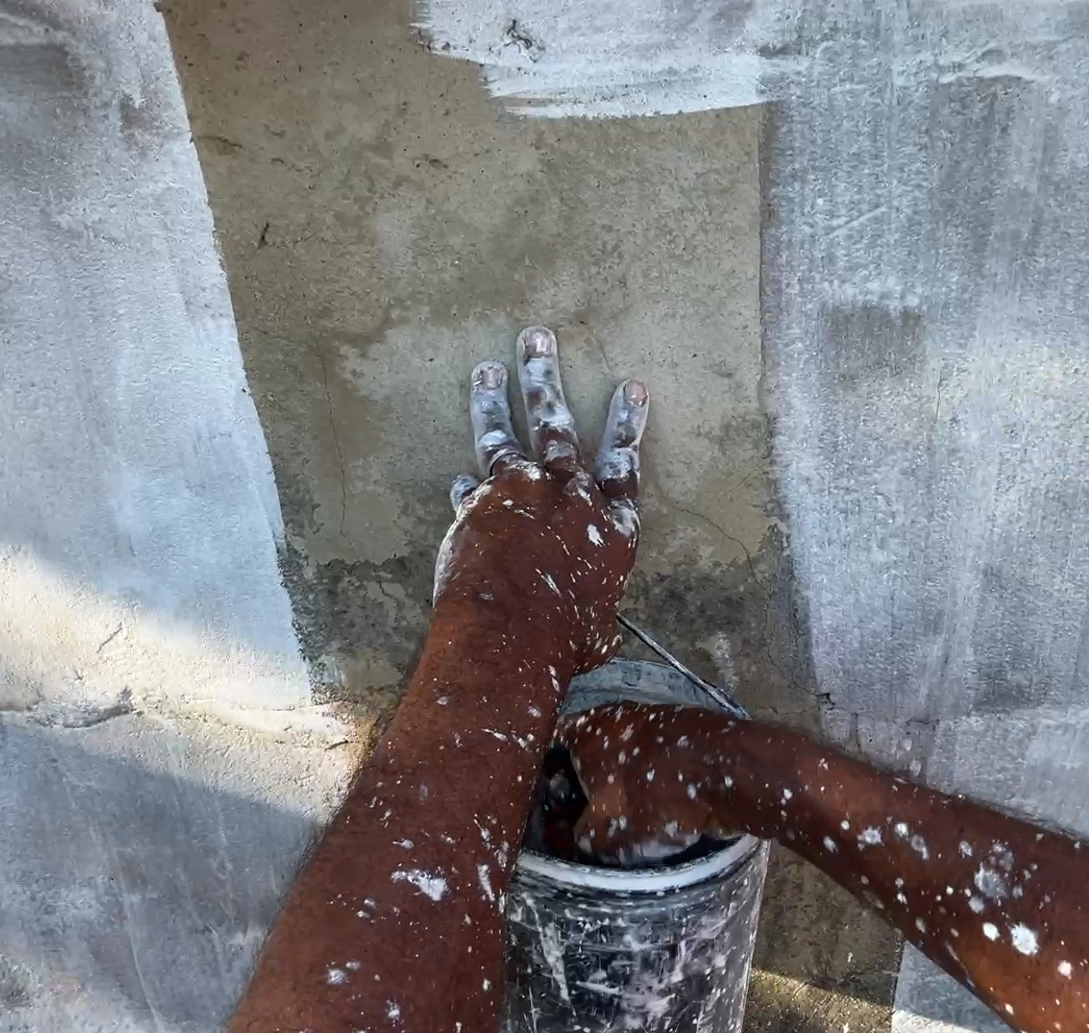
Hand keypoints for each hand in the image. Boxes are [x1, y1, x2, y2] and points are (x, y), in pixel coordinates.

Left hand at [432, 326, 648, 672]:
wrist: (512, 638)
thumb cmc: (566, 640)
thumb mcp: (598, 625)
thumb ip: (594, 603)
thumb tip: (590, 623)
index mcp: (610, 523)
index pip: (624, 461)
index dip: (626, 422)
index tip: (630, 386)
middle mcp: (567, 496)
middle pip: (558, 424)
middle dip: (545, 376)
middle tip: (535, 337)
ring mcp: (519, 494)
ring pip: (505, 434)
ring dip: (494, 398)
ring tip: (486, 369)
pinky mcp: (477, 507)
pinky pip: (470, 487)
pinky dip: (466, 483)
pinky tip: (459, 475)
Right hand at [552, 704, 732, 863]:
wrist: (725, 770)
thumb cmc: (652, 797)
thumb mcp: (603, 834)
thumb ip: (578, 836)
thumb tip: (577, 835)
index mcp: (584, 729)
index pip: (550, 748)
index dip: (548, 780)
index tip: (555, 809)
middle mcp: (612, 715)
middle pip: (586, 752)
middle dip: (586, 785)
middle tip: (591, 819)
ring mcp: (649, 719)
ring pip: (623, 756)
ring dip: (622, 783)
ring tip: (631, 818)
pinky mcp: (681, 732)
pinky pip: (653, 759)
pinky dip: (651, 780)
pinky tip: (662, 806)